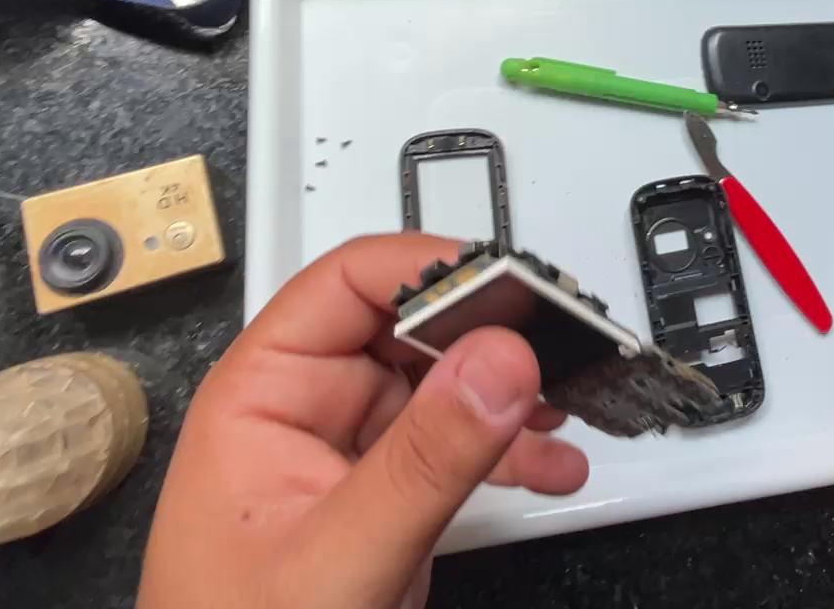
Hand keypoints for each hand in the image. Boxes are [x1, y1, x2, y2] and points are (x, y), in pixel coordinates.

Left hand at [138, 234, 588, 608]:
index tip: (508, 284)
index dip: (430, 270)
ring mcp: (359, 439)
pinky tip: (552, 462)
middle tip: (555, 341)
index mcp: (267, 389)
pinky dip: (514, 443)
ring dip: (513, 387)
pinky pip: (464, 436)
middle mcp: (315, 399)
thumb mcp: (335, 564)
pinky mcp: (396, 478)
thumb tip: (498, 360)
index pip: (351, 284)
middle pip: (412, 321)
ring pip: (449, 374)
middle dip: (489, 331)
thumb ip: (421, 462)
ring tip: (566, 399)